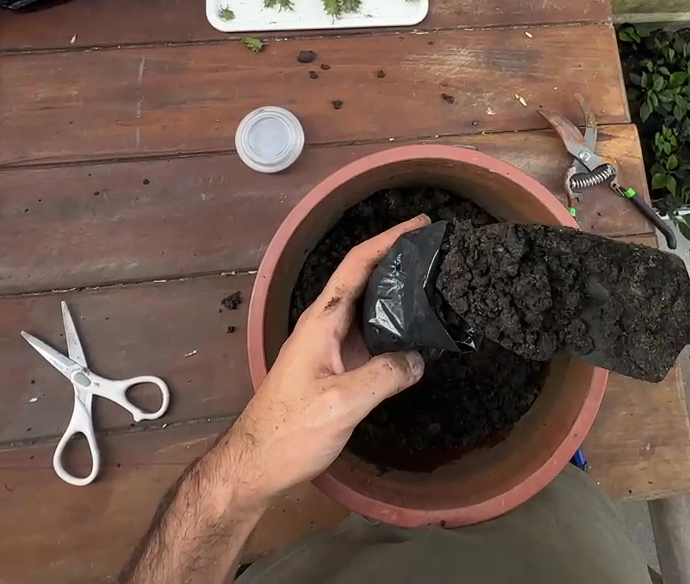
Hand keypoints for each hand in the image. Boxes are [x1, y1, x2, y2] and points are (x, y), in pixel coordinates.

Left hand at [209, 215, 428, 508]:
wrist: (254, 466)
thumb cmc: (290, 431)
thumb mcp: (342, 403)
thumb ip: (384, 376)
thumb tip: (418, 359)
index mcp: (322, 319)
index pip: (357, 263)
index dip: (388, 239)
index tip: (420, 224)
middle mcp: (325, 323)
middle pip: (363, 276)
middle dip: (396, 256)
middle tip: (434, 250)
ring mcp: (329, 344)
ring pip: (367, 306)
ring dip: (396, 290)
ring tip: (432, 282)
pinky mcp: (334, 366)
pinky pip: (368, 334)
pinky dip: (392, 324)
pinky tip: (414, 332)